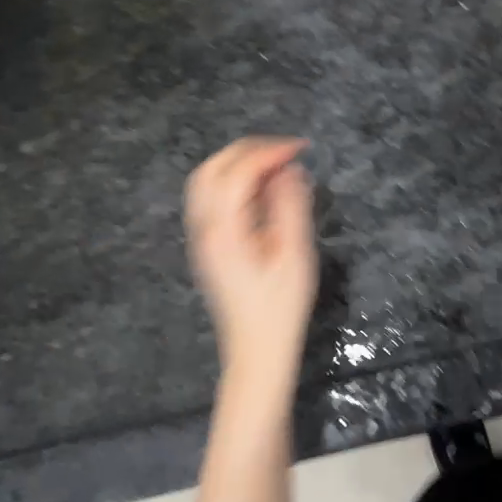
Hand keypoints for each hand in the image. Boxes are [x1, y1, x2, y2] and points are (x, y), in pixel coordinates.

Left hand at [185, 137, 318, 373]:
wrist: (256, 353)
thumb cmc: (280, 309)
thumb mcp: (295, 256)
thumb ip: (291, 207)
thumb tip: (290, 169)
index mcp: (224, 230)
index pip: (238, 172)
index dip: (269, 152)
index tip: (301, 148)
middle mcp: (204, 228)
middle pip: (213, 169)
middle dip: (249, 151)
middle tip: (286, 152)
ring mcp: (201, 237)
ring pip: (207, 181)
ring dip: (238, 164)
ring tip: (275, 166)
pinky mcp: (207, 245)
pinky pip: (210, 197)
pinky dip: (233, 181)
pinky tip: (261, 190)